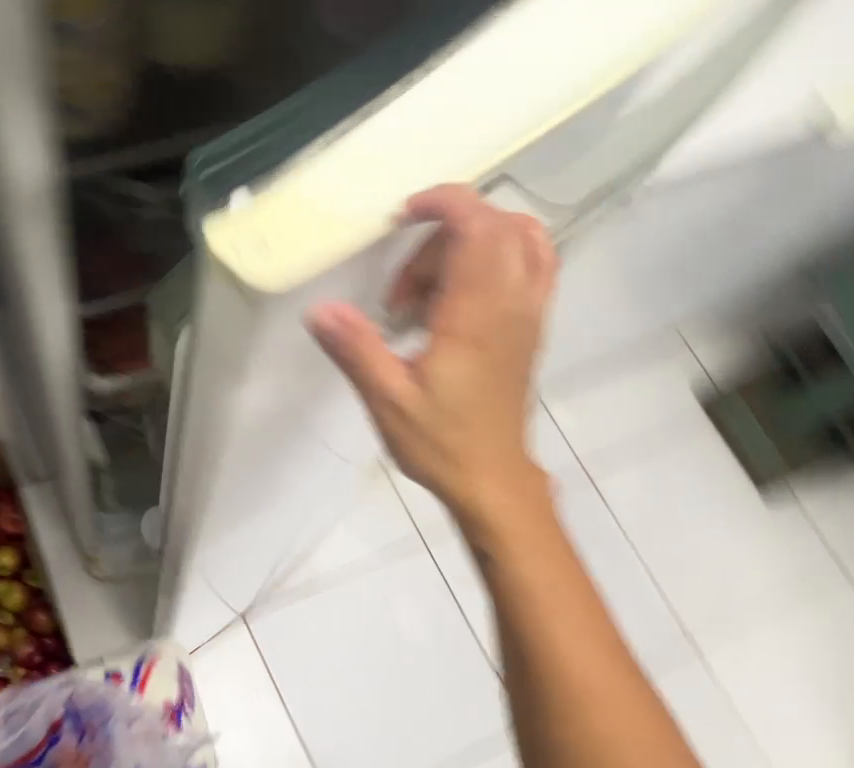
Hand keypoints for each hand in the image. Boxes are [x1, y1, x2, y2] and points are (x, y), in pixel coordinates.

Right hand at [305, 185, 558, 525]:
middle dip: (441, 239)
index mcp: (477, 314)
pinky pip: (531, 264)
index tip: (403, 217)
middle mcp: (513, 302)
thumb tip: (320, 309)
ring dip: (468, 248)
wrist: (492, 479)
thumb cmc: (441, 443)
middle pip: (493, 226)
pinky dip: (497, 257)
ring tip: (425, 299)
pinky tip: (456, 298)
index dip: (444, 202)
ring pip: (518, 240)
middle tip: (402, 295)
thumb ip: (356, 349)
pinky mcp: (532, 327)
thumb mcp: (387, 400)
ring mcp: (529, 313)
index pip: (478, 224)